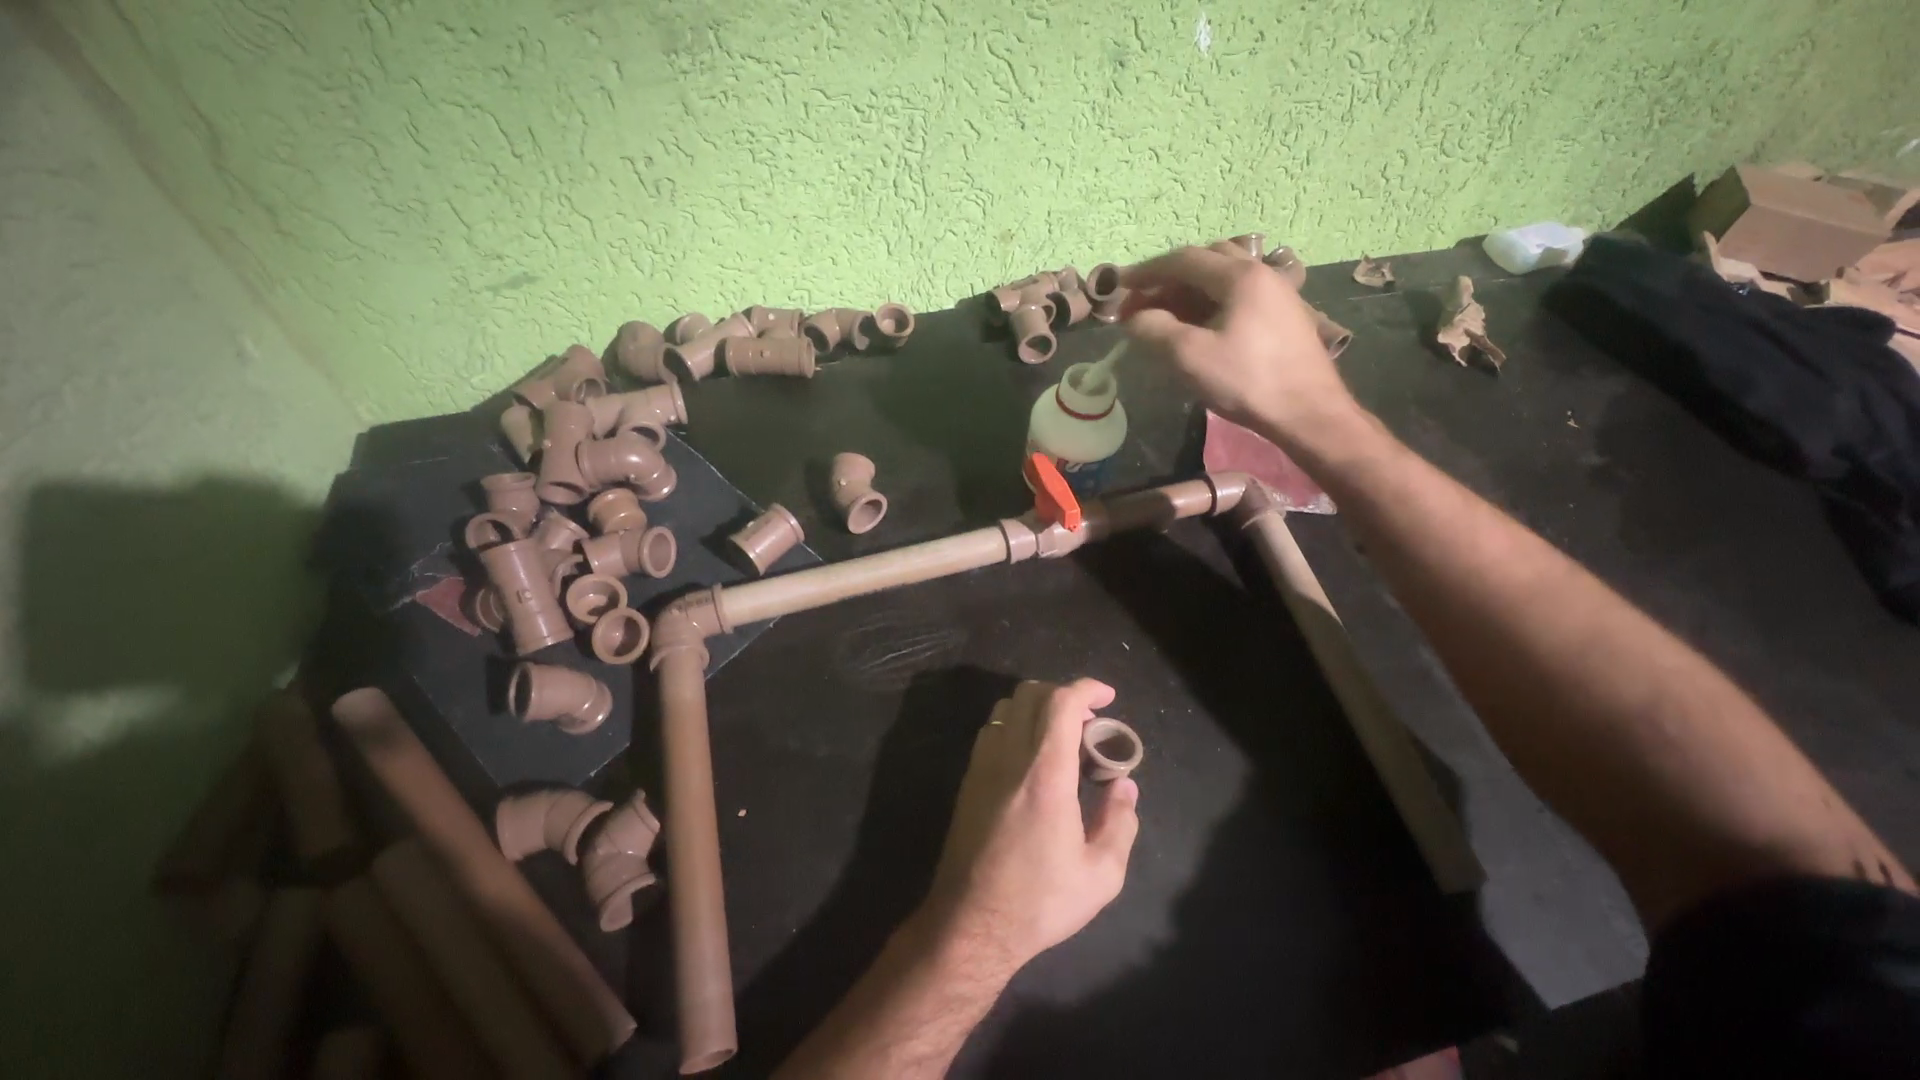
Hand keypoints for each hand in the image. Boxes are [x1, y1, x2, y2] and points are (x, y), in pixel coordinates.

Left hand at [917, 679, 1139, 975]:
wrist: (971, 923)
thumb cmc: (1040, 902)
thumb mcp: (1101, 875)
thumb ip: (1119, 823)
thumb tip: (1124, 787)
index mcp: (1045, 775)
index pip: (1061, 704)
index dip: (1086, 689)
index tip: (1107, 697)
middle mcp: (1009, 759)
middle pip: (1030, 694)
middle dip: (1064, 695)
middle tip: (1090, 722)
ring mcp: (982, 767)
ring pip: (1006, 709)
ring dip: (1036, 709)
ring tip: (1062, 738)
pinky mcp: (967, 782)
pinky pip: (991, 732)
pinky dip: (1015, 726)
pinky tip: (1032, 759)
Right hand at [1121, 246, 1356, 435]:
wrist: (1308, 413)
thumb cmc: (1247, 381)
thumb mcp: (1189, 356)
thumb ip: (1154, 330)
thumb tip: (1133, 318)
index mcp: (1240, 276)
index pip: (1183, 259)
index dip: (1147, 272)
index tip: (1120, 287)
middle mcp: (1262, 273)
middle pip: (1207, 260)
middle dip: (1170, 277)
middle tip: (1145, 303)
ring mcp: (1278, 293)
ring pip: (1225, 277)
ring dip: (1191, 289)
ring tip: (1168, 316)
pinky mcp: (1285, 316)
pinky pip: (1240, 295)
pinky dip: (1212, 302)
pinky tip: (1201, 327)